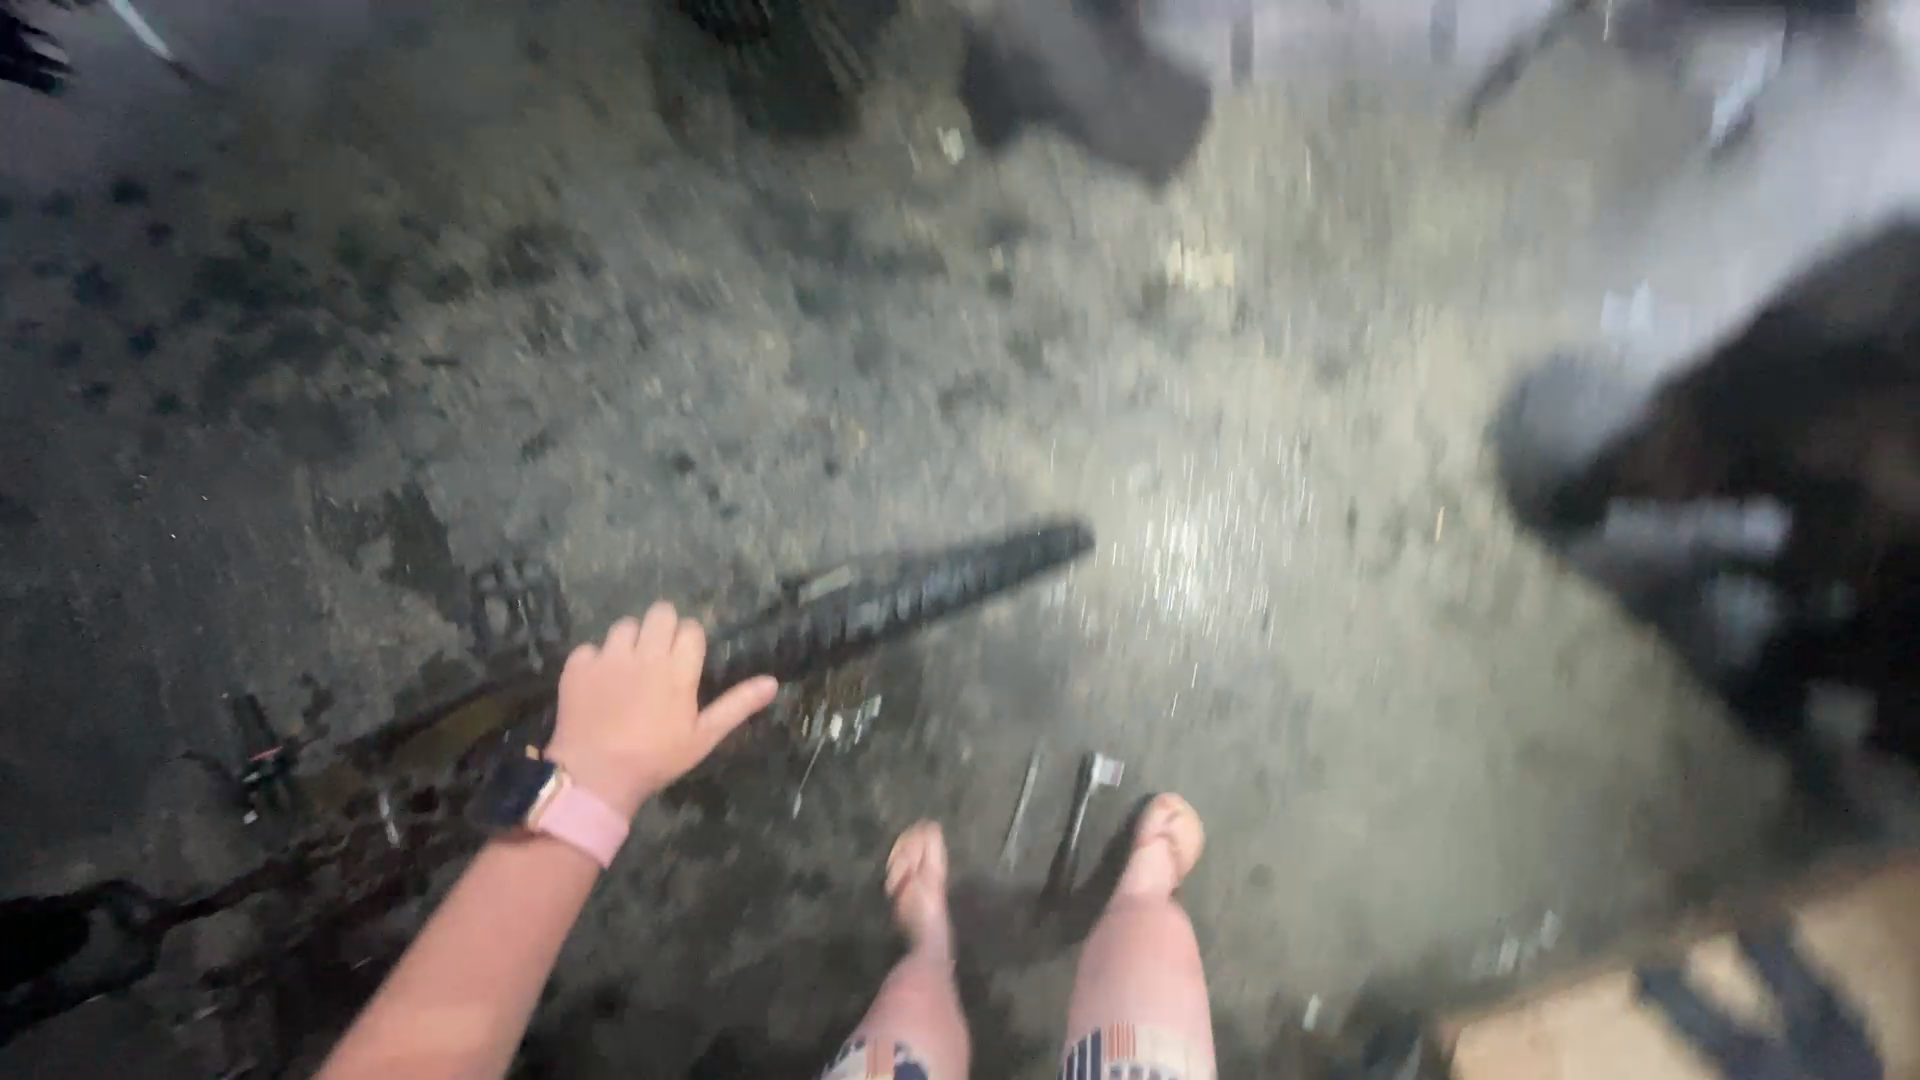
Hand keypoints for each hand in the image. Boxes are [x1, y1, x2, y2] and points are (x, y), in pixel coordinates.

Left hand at [544, 603, 778, 817]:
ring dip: (630, 640)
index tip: (686, 659)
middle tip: (660, 655)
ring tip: (630, 667)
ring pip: (624, 625)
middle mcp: (645, 654)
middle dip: (663, 628)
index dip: (690, 640)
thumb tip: (773, 682)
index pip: (690, 628)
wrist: (595, 778)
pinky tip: (599, 684)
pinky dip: (595, 661)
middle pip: (660, 613)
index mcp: (678, 669)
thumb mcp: (704, 736)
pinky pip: (589, 649)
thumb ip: (738, 705)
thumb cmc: (656, 758)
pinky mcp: (578, 668)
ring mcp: (608, 659)